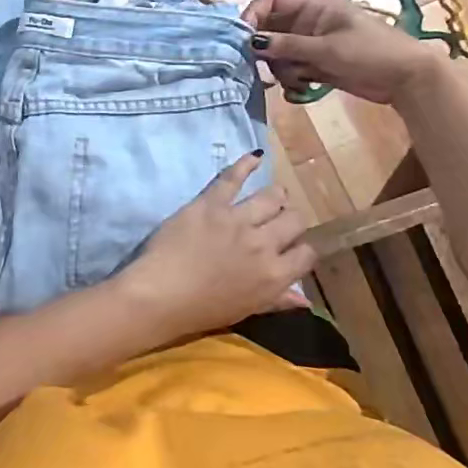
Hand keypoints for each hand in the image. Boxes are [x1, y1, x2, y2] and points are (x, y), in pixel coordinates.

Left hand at [114, 152, 316, 339]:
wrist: (161, 294)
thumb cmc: (201, 309)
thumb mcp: (246, 310)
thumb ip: (278, 300)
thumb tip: (306, 299)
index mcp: (275, 275)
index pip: (306, 253)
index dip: (301, 247)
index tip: (291, 245)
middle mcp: (264, 244)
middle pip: (294, 220)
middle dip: (290, 219)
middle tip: (278, 220)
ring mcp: (238, 220)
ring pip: (272, 197)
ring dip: (274, 197)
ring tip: (270, 197)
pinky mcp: (211, 203)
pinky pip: (232, 178)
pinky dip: (244, 165)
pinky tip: (254, 157)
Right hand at [243, 0, 447, 104]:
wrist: (406, 79)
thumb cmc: (371, 53)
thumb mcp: (327, 49)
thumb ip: (288, 46)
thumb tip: (252, 43)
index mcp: (315, 6)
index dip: (255, 13)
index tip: (243, 37)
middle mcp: (308, 23)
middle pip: (270, 28)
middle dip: (266, 49)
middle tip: (264, 66)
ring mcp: (312, 45)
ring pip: (278, 53)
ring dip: (281, 69)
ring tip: (298, 80)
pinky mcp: (316, 65)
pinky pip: (291, 69)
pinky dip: (291, 81)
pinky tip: (303, 90)